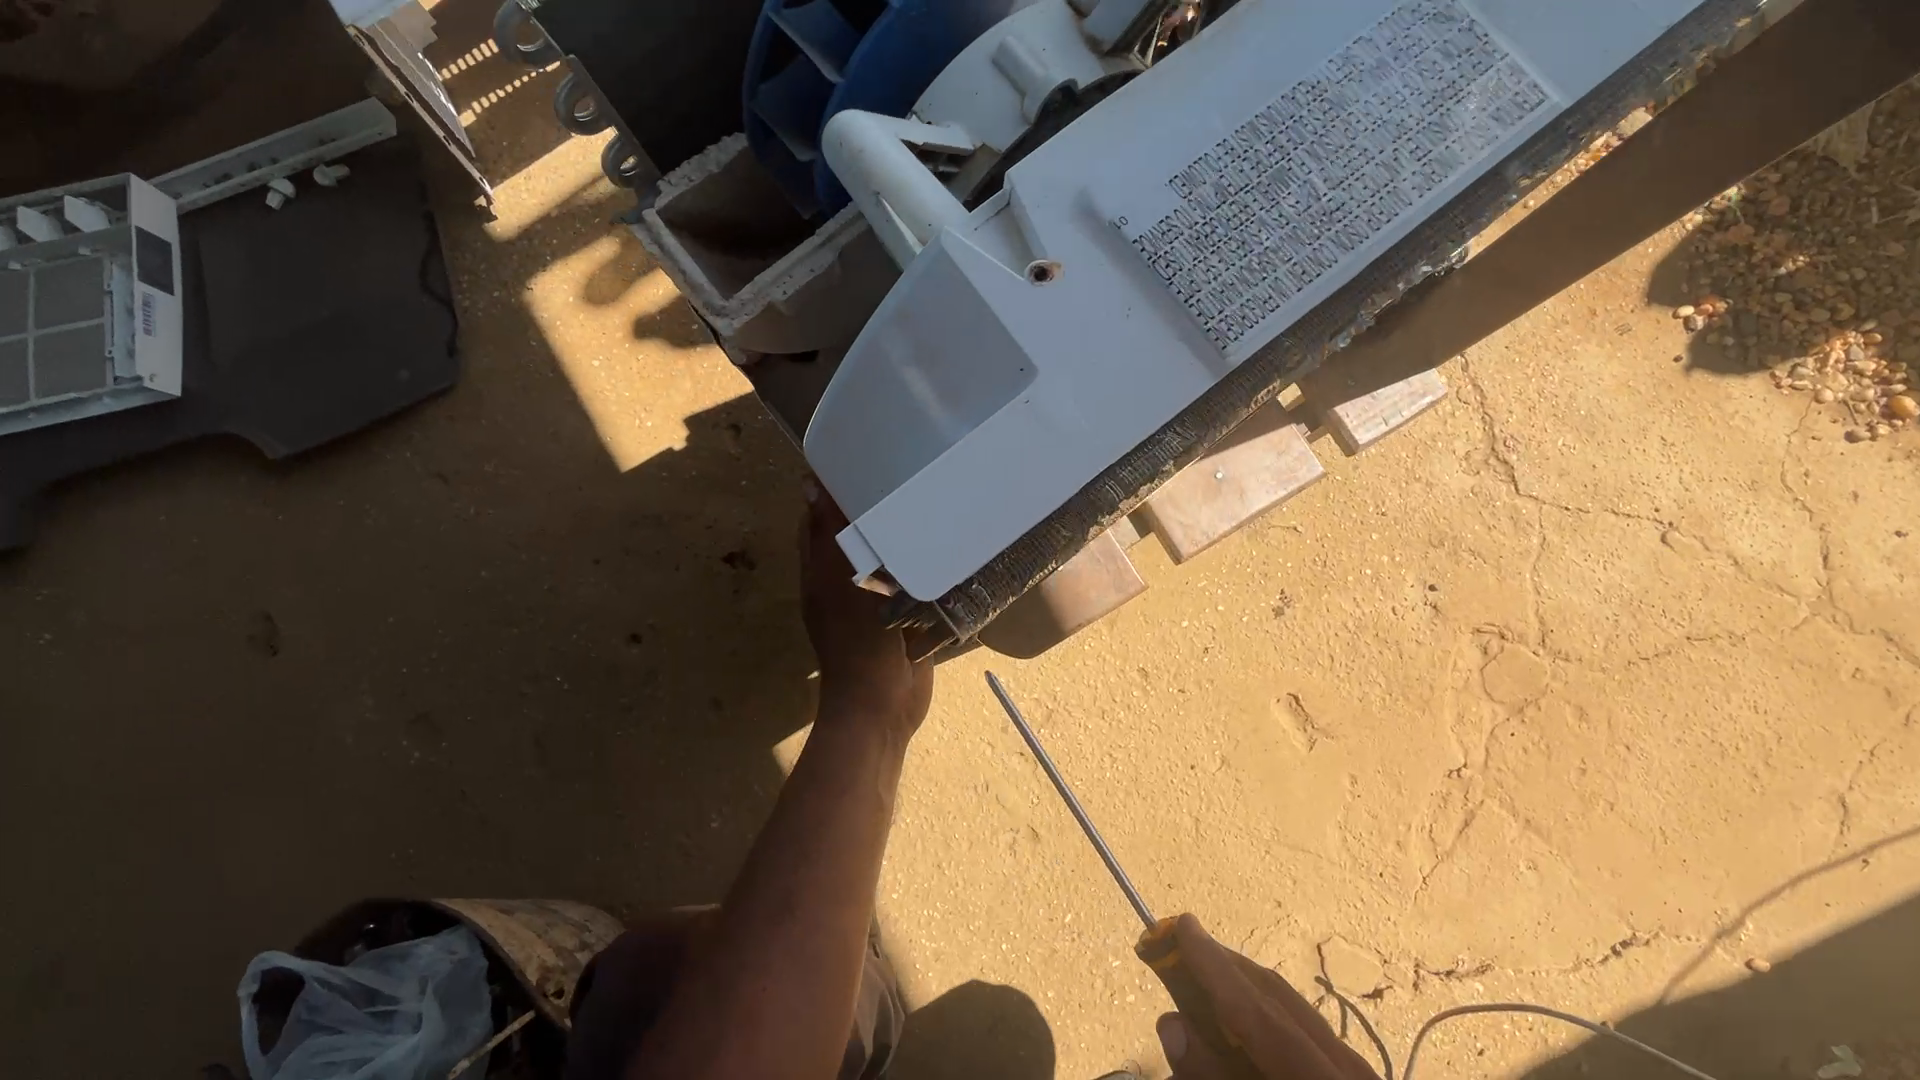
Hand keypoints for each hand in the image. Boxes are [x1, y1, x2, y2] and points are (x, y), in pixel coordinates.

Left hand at [800, 480, 933, 735]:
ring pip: (888, 560)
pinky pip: (914, 586)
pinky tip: (949, 546)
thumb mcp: (838, 582)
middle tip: (907, 474)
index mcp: (821, 574)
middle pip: (857, 538)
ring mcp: (877, 604)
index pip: (820, 522)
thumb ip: (830, 535)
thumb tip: (811, 484)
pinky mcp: (907, 620)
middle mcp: (846, 584)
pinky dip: (925, 568)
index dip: (832, 492)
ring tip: (933, 499)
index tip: (859, 458)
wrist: (882, 705)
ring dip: (904, 538)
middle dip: (875, 511)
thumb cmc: (855, 641)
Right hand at [1155, 916, 1382, 1079]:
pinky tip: (1237, 1017)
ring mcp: (1359, 1074)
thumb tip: (1172, 1024)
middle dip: (1224, 968)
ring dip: (1242, 987)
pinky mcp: (1355, 1077)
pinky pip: (1304, 1030)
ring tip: (1198, 972)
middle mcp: (1349, 1071)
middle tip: (1177, 943)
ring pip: (1292, 1011)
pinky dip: (1265, 1015)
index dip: (1215, 968)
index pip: (1259, 1015)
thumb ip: (1211, 1079)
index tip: (1180, 923)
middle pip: (1277, 1002)